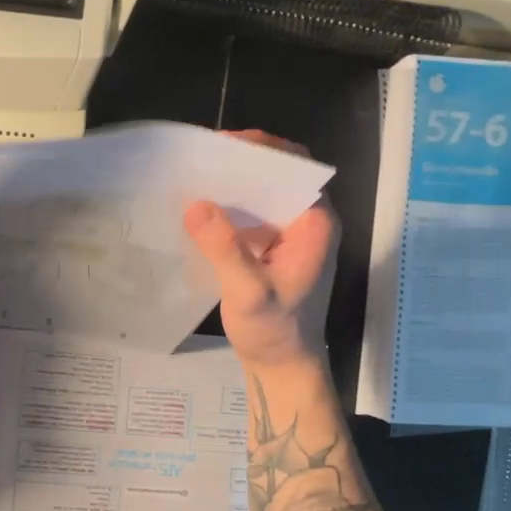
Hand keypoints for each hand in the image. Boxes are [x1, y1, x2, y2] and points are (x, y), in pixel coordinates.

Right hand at [183, 130, 339, 368]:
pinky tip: (201, 212)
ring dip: (234, 186)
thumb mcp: (248, 292)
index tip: (224, 143)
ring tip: (196, 179)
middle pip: (279, 175)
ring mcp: (289, 237)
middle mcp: (306, 222)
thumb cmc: (274, 331)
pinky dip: (230, 210)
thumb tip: (196, 205)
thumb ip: (225, 249)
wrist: (282, 367)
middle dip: (243, 163)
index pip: (296, 167)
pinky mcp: (271, 251)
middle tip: (202, 159)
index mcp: (314, 223)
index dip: (263, 149)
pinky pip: (252, 218)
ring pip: (264, 195)